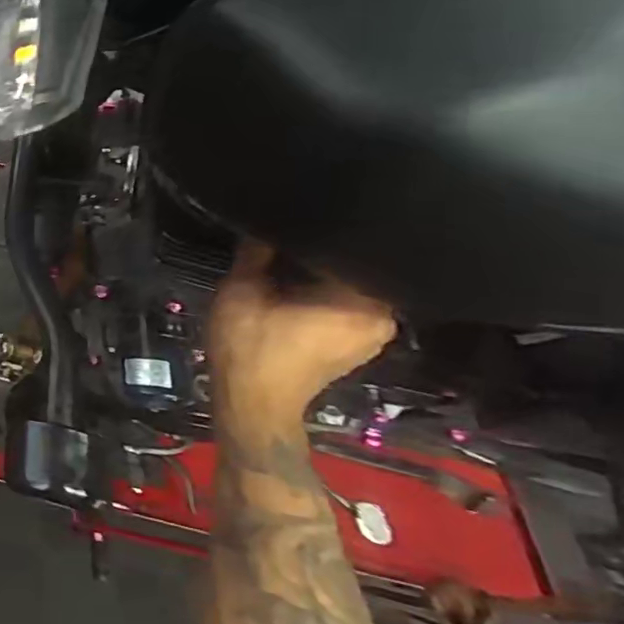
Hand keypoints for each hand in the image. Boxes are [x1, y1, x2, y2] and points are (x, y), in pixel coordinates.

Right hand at [207, 241, 395, 430]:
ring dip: (321, 277)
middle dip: (322, 256)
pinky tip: (296, 291)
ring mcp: (374, 335)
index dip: (323, 232)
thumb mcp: (241, 290)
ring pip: (349, 289)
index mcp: (361, 301)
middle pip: (353, 271)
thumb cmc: (250, 345)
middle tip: (288, 240)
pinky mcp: (357, 345)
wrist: (253, 401)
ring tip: (289, 263)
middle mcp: (382, 317)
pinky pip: (346, 307)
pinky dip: (324, 297)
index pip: (352, 250)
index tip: (299, 221)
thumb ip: (256, 254)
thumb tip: (264, 225)